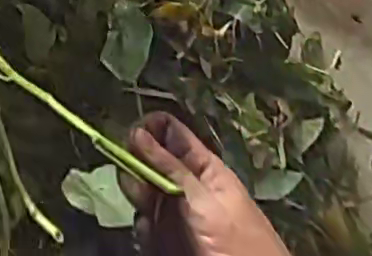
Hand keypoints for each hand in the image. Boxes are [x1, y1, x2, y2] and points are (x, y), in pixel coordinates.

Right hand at [127, 113, 289, 255]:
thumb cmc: (238, 244)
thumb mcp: (205, 202)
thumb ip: (171, 167)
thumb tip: (136, 131)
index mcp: (201, 165)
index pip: (168, 129)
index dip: (148, 128)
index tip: (132, 139)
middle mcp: (184, 180)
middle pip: (148, 155)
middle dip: (135, 163)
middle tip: (136, 179)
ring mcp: (175, 206)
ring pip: (141, 185)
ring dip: (135, 192)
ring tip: (144, 208)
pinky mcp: (168, 231)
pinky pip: (144, 216)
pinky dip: (142, 222)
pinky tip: (149, 231)